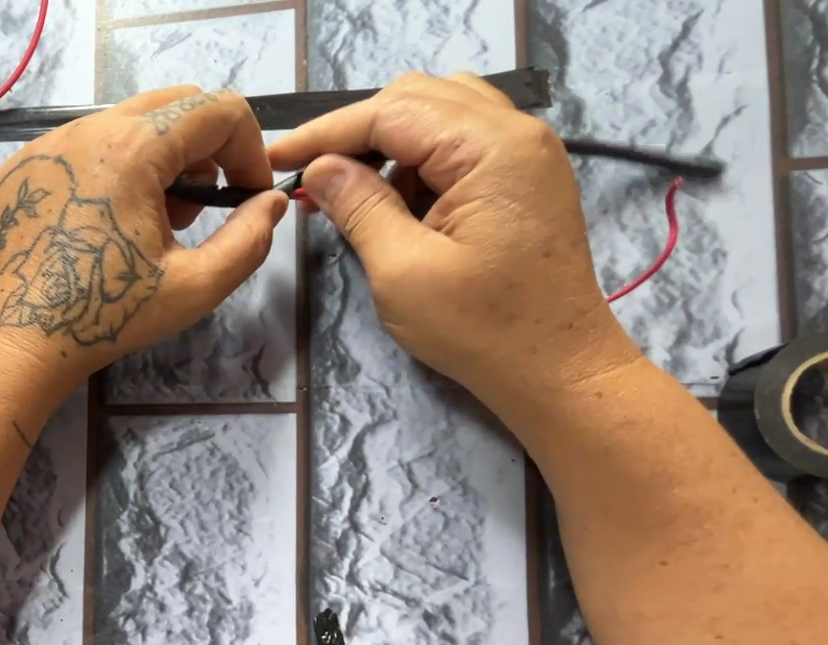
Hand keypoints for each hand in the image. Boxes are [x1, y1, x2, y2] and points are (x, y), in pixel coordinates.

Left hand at [0, 86, 288, 398]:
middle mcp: (85, 131)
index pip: (217, 110)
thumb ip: (249, 240)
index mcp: (132, 150)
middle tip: (194, 212)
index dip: (247, 149)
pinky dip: (108, 172)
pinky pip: (82, 148)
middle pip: (172, 107)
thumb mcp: (194, 288)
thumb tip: (270, 202)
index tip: (245, 195)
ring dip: (156, 162)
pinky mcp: (21, 170)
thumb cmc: (107, 317)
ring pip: (126, 125)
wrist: (24, 342)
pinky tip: (101, 227)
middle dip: (202, 151)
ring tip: (146, 226)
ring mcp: (46, 147)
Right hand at [270, 73, 639, 407]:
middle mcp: (514, 133)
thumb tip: (319, 169)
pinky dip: (408, 160)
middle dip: (351, 131)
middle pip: (417, 99)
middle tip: (302, 173)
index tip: (275, 156)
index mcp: (490, 149)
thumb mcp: (402, 270)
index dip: (326, 131)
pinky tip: (380, 197)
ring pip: (435, 115)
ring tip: (337, 187)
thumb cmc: (478, 326)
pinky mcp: (516, 178)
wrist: (552, 363)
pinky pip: (453, 145)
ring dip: (380, 143)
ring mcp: (521, 153)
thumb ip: (360, 209)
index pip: (393, 112)